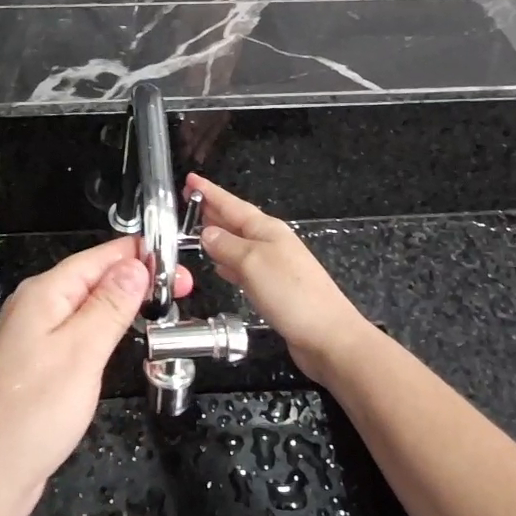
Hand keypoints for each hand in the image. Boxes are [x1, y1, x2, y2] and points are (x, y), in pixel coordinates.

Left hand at [0, 239, 193, 515]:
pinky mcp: (38, 359)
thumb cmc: (33, 413)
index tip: (176, 263)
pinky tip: (121, 334)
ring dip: (123, 300)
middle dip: (136, 277)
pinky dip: (105, 325)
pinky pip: (78, 328)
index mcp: (44, 293)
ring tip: (159, 306)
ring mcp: (34, 332)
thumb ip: (110, 306)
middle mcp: (35, 305)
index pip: (98, 257)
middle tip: (180, 289)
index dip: (139, 254)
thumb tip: (134, 265)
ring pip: (86, 302)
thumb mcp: (82, 352)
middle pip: (93, 276)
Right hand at [188, 174, 370, 379]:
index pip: (232, 204)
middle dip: (212, 210)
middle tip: (188, 201)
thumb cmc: (291, 294)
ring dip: (218, 235)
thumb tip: (206, 233)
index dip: (210, 191)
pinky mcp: (274, 289)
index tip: (191, 178)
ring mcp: (274, 265)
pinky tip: (218, 267)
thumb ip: (227, 246)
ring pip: (238, 243)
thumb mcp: (252, 263)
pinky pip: (244, 267)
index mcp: (267, 229)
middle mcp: (271, 242)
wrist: (328, 336)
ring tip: (195, 230)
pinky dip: (228, 262)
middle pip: (236, 221)